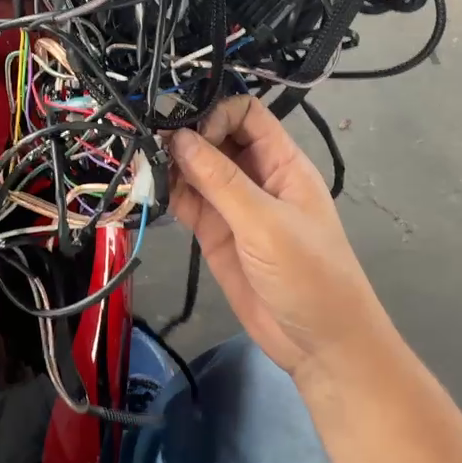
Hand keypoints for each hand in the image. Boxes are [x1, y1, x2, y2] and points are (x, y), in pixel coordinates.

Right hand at [167, 95, 398, 383]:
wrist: (321, 348)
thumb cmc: (310, 277)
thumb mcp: (267, 224)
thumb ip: (221, 180)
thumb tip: (180, 137)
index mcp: (281, 163)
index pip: (246, 114)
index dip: (216, 115)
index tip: (192, 137)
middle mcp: (255, 175)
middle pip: (214, 136)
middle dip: (184, 135)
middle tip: (149, 143)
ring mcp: (232, 203)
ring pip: (194, 166)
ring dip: (169, 162)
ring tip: (140, 163)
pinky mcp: (213, 230)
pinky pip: (185, 198)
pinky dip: (165, 190)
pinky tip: (146, 187)